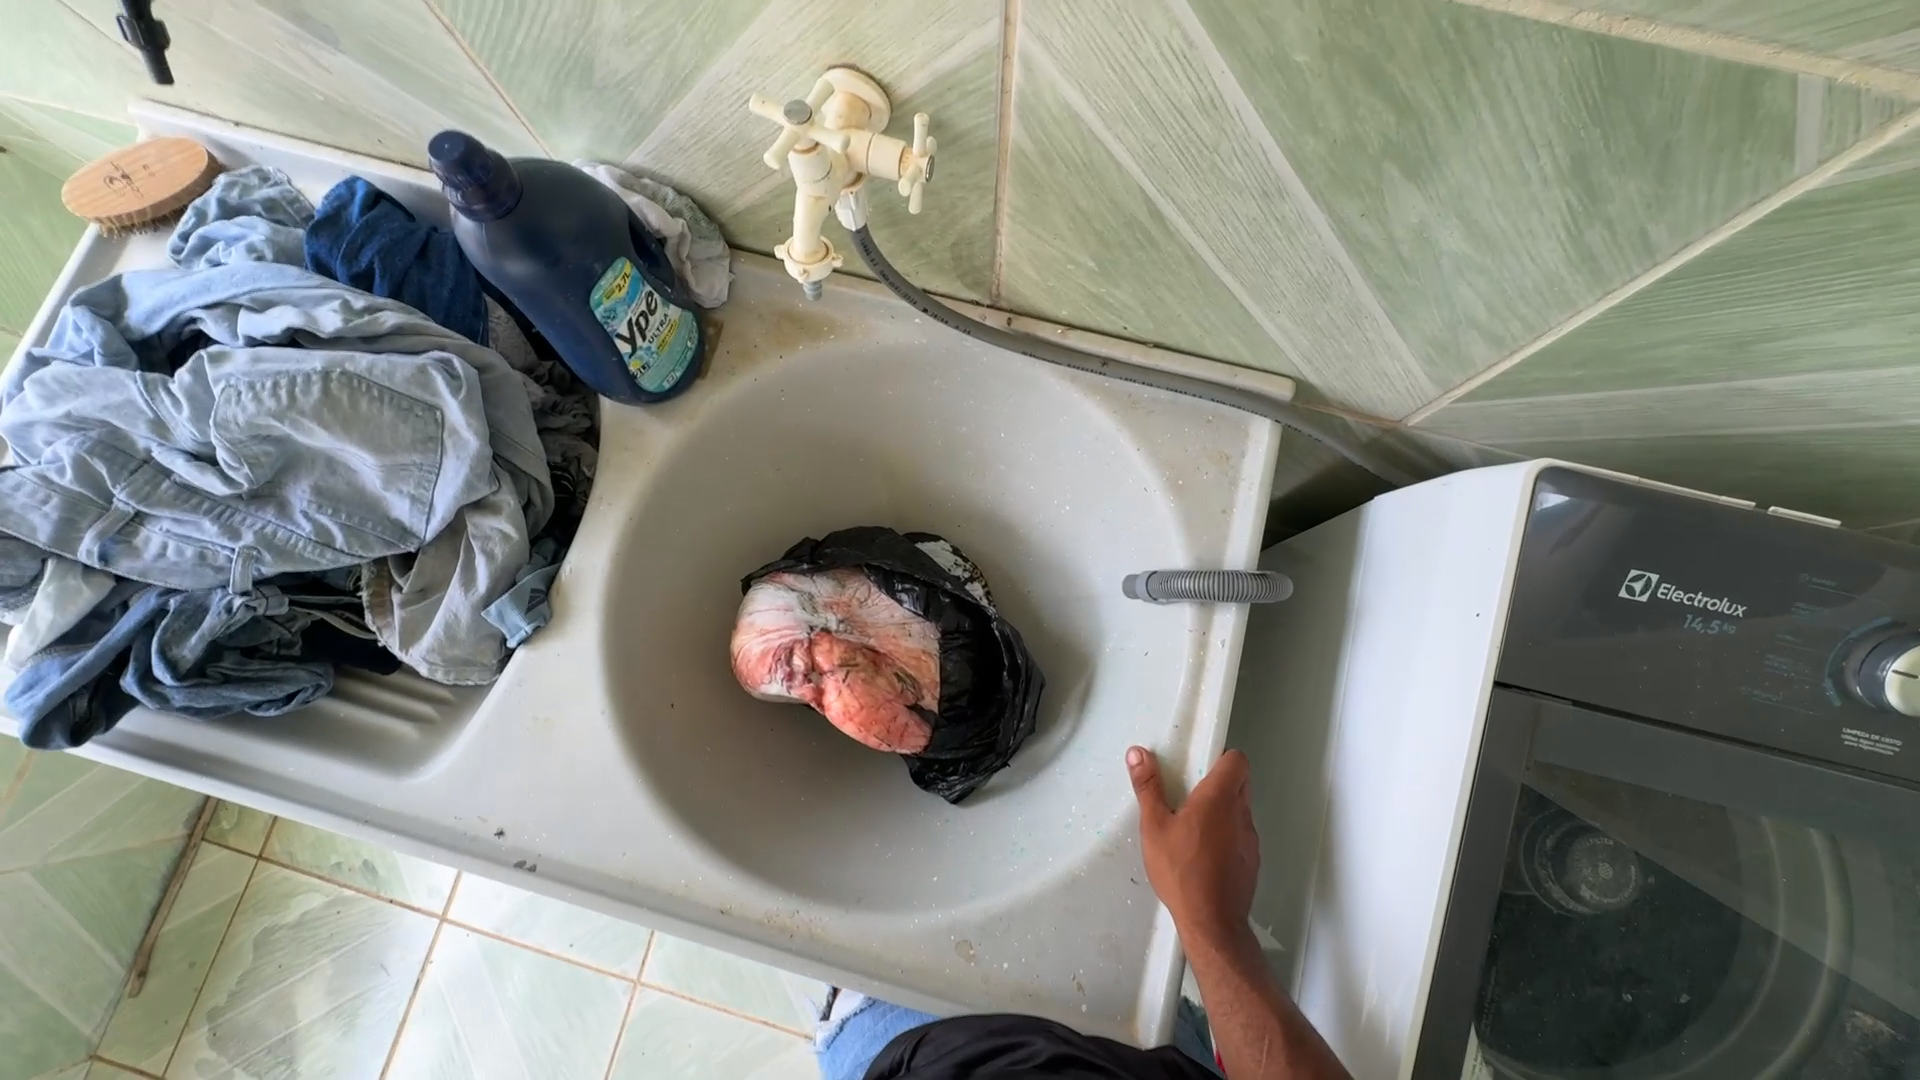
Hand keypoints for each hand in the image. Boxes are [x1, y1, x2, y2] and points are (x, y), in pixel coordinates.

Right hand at [1127, 746, 1258, 947]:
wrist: (1211, 923)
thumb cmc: (1180, 870)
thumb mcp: (1154, 826)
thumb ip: (1148, 787)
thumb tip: (1138, 752)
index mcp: (1219, 798)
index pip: (1237, 760)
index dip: (1222, 757)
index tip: (1199, 765)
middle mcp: (1241, 814)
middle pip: (1241, 782)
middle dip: (1220, 780)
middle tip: (1190, 791)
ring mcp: (1251, 839)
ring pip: (1241, 810)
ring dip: (1223, 809)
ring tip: (1193, 825)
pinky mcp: (1253, 861)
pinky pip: (1242, 834)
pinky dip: (1227, 834)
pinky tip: (1204, 853)